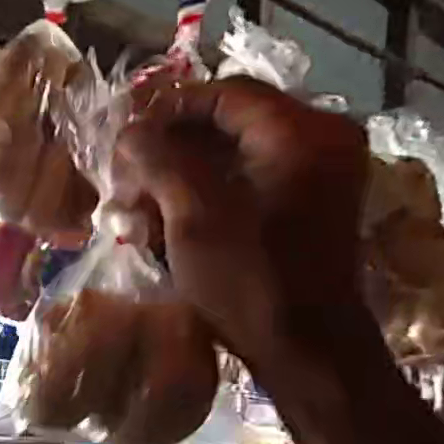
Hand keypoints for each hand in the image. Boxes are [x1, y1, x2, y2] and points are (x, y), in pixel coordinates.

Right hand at [111, 77, 373, 378]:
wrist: (306, 349)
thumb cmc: (249, 280)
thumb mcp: (193, 216)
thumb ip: (159, 160)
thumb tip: (130, 130)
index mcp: (300, 132)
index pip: (222, 93)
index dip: (166, 110)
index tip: (124, 138)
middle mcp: (319, 139)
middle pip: (228, 122)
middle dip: (170, 148)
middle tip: (128, 179)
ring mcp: (317, 172)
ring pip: (233, 152)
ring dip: (182, 173)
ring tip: (140, 206)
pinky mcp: (307, 201)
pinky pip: (247, 178)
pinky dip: (205, 191)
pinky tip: (168, 220)